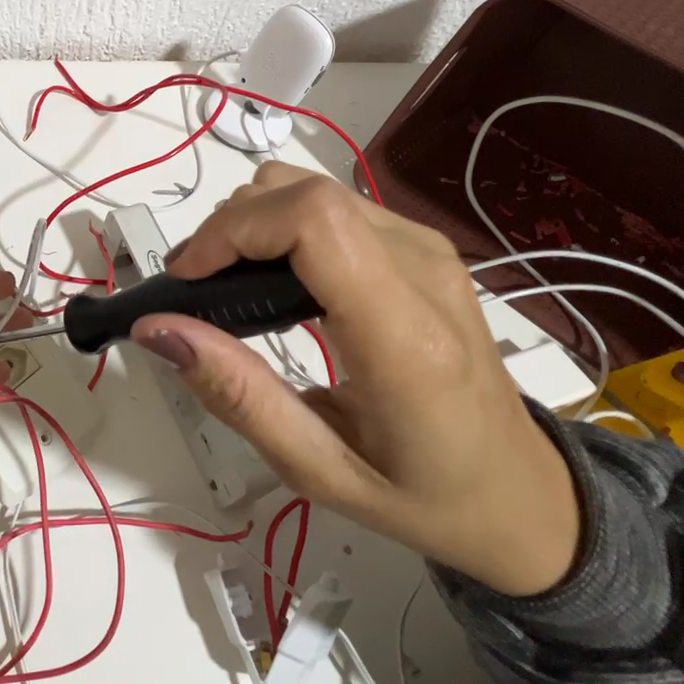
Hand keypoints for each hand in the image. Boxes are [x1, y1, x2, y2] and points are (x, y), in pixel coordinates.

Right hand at [137, 162, 581, 595]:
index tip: (187, 279)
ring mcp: (427, 250)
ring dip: (251, 225)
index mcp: (404, 336)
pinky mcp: (421, 247)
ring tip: (229, 285)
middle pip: (301, 192)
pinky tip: (273, 282)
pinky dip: (280, 228)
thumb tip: (157, 328)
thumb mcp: (318, 470)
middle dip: (228, 229)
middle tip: (196, 291)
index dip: (232, 230)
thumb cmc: (423, 496)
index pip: (312, 221)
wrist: (526, 493)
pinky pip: (330, 205)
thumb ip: (237, 394)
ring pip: (309, 187)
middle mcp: (423, 271)